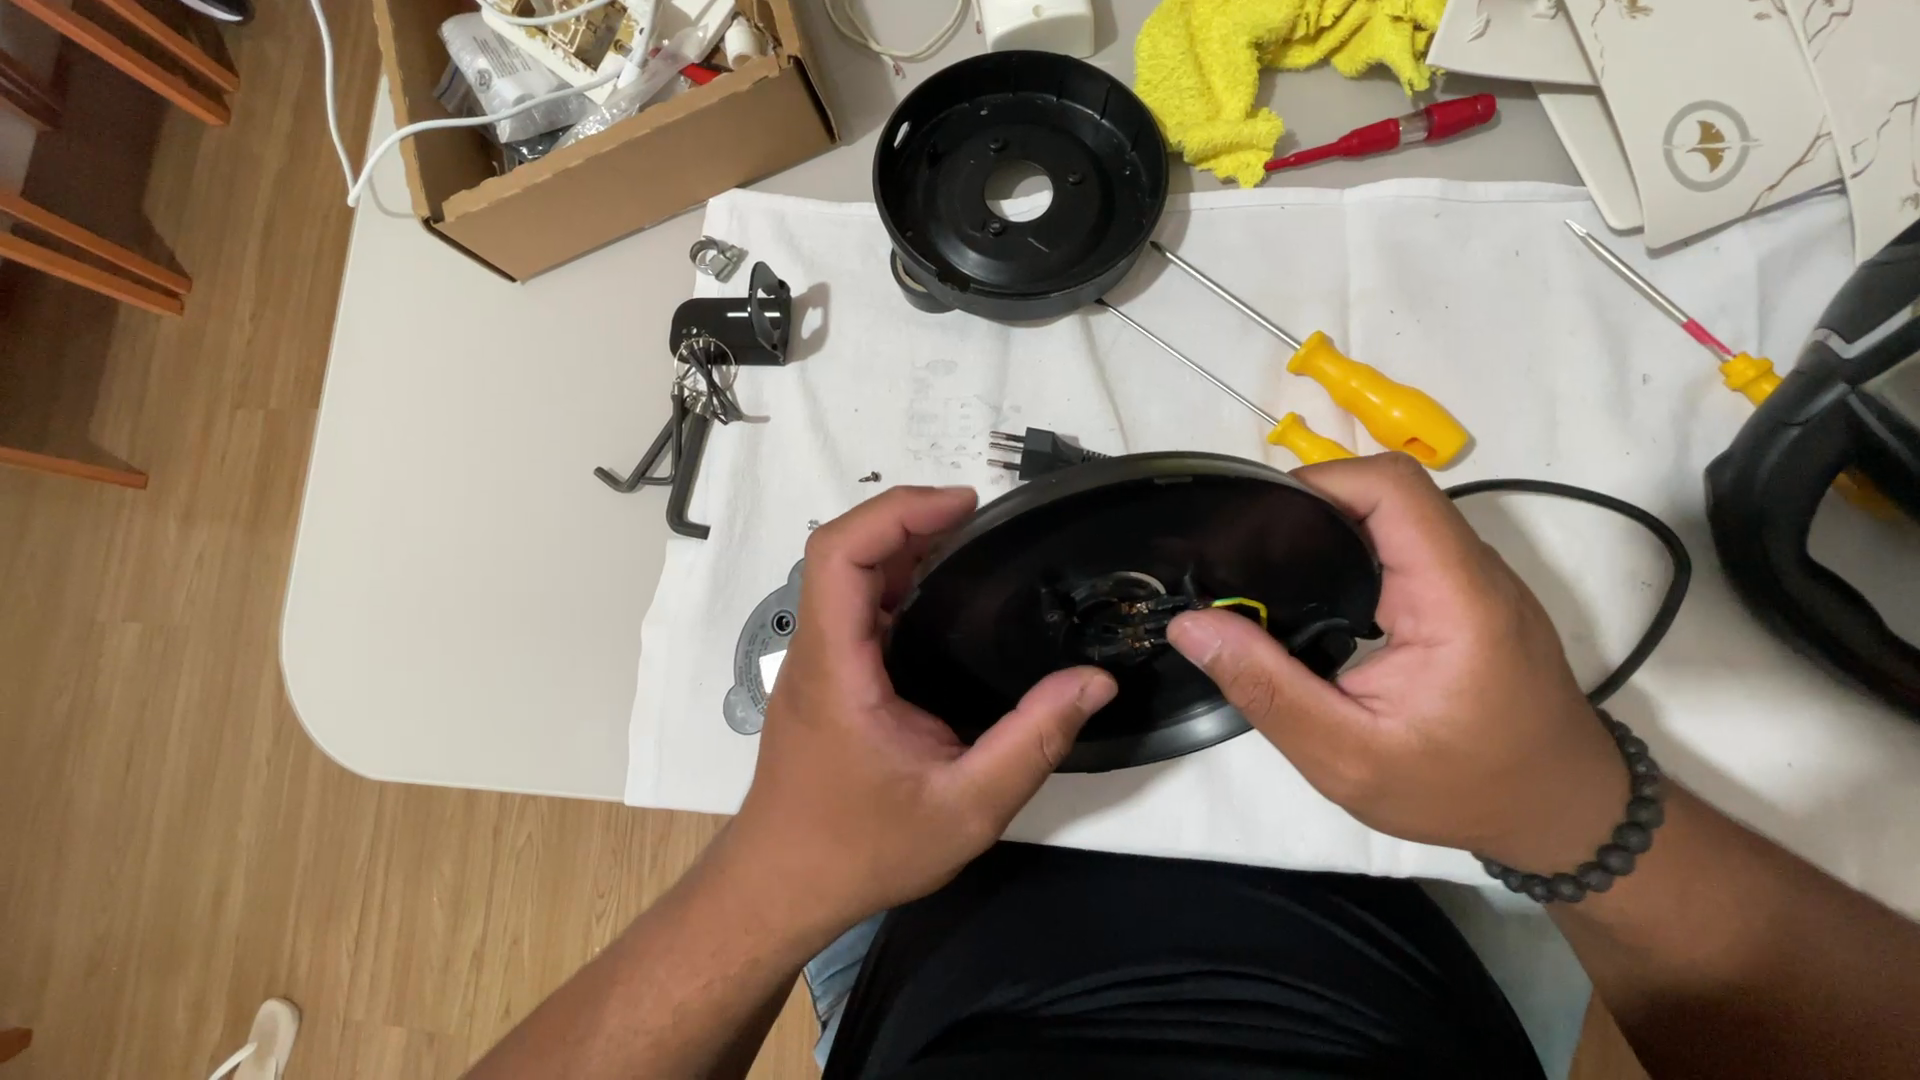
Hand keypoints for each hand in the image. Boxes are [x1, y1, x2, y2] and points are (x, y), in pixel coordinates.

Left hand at [726, 486, 1117, 932]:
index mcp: (837, 668)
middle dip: (908, 519)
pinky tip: (946, 600)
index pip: (838, 554)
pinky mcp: (826, 678)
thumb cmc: (863, 850)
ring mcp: (817, 663)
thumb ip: (1033, 743)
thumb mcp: (967, 808)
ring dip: (902, 547)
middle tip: (981, 522)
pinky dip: (896, 582)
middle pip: (842, 551)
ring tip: (972, 546)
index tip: (964, 506)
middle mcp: (818, 651)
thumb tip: (1094, 682)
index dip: (898, 512)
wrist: (784, 886)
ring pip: (846, 575)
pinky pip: (855, 607)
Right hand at [1167, 453, 1626, 872]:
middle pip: (1387, 492)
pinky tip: (1312, 597)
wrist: (1564, 816)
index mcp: (1453, 597)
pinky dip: (1348, 553)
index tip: (1254, 522)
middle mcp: (1472, 570)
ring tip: (1265, 576)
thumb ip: (1267, 690)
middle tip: (1241, 556)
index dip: (1318, 482)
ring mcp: (1475, 579)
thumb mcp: (1347, 758)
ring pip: (1393, 517)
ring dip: (1325, 529)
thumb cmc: (1461, 790)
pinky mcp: (1467, 595)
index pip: (1392, 487)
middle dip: (1305, 506)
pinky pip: (1403, 545)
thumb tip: (1192, 626)